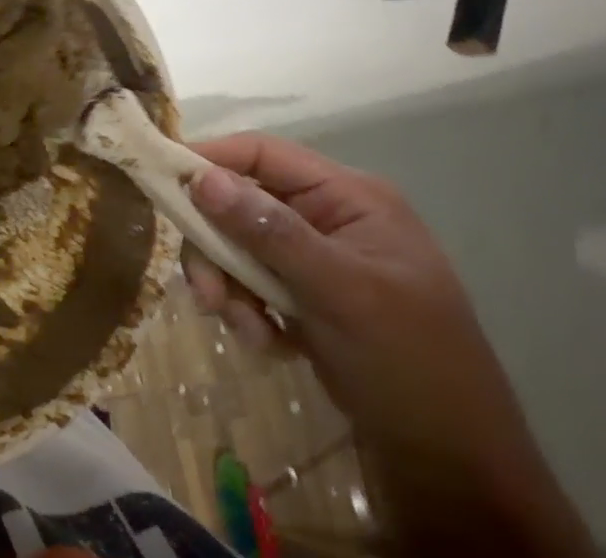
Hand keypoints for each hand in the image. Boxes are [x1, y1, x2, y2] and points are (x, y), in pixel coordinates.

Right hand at [181, 133, 592, 554]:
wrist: (447, 450)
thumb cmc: (406, 358)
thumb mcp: (338, 290)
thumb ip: (269, 231)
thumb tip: (201, 178)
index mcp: (349, 197)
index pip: (262, 154)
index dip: (207, 161)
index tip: (158, 184)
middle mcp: (327, 216)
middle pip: (237, 204)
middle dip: (216, 250)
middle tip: (208, 296)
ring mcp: (314, 256)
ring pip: (235, 247)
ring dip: (230, 289)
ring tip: (251, 332)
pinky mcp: (302, 292)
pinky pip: (247, 282)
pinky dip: (246, 311)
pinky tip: (270, 343)